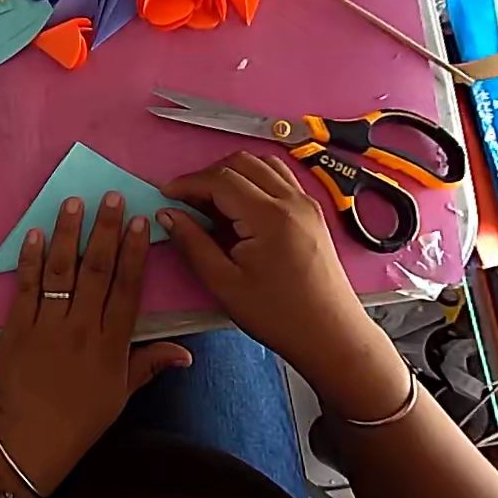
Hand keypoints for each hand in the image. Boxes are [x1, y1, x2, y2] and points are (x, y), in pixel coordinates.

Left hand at [0, 192, 191, 497]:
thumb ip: (150, 364)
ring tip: (74, 203)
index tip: (140, 222)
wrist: (30, 440)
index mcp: (112, 343)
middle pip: (97, 271)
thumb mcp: (122, 394)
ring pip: (61, 272)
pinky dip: (31, 260)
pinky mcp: (17, 329)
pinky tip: (37, 233)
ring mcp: (48, 326)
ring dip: (69, 234)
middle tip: (110, 197)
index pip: (128, 289)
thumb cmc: (82, 417)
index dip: (135, 253)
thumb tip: (187, 354)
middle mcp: (83, 328)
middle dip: (105, 231)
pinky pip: (26, 289)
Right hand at [158, 153, 403, 411]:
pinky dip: (255, 179)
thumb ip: (192, 243)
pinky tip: (241, 206)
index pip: (221, 180)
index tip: (167, 194)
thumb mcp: (224, 283)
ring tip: (212, 201)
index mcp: (269, 216)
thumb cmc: (278, 315)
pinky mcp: (312, 212)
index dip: (188, 183)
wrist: (330, 334)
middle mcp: (292, 200)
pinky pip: (280, 178)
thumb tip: (169, 215)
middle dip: (208, 174)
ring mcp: (306, 203)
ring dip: (233, 173)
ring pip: (263, 164)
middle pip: (242, 163)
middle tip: (187, 199)